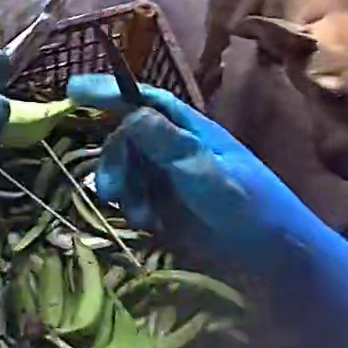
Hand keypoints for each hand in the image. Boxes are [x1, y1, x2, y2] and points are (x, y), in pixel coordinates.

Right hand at [66, 77, 347, 347]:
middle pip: (126, 138)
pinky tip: (148, 225)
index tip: (72, 89)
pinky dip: (133, 209)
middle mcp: (175, 147)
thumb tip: (130, 111)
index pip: (144, 100)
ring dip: (123, 190)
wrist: (275, 257)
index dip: (109, 91)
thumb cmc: (250, 206)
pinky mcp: (167, 204)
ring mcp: (170, 176)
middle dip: (114, 161)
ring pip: (126, 169)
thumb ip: (168, 142)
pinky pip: (134, 196)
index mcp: (190, 129)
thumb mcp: (207, 172)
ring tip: (138, 215)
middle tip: (110, 192)